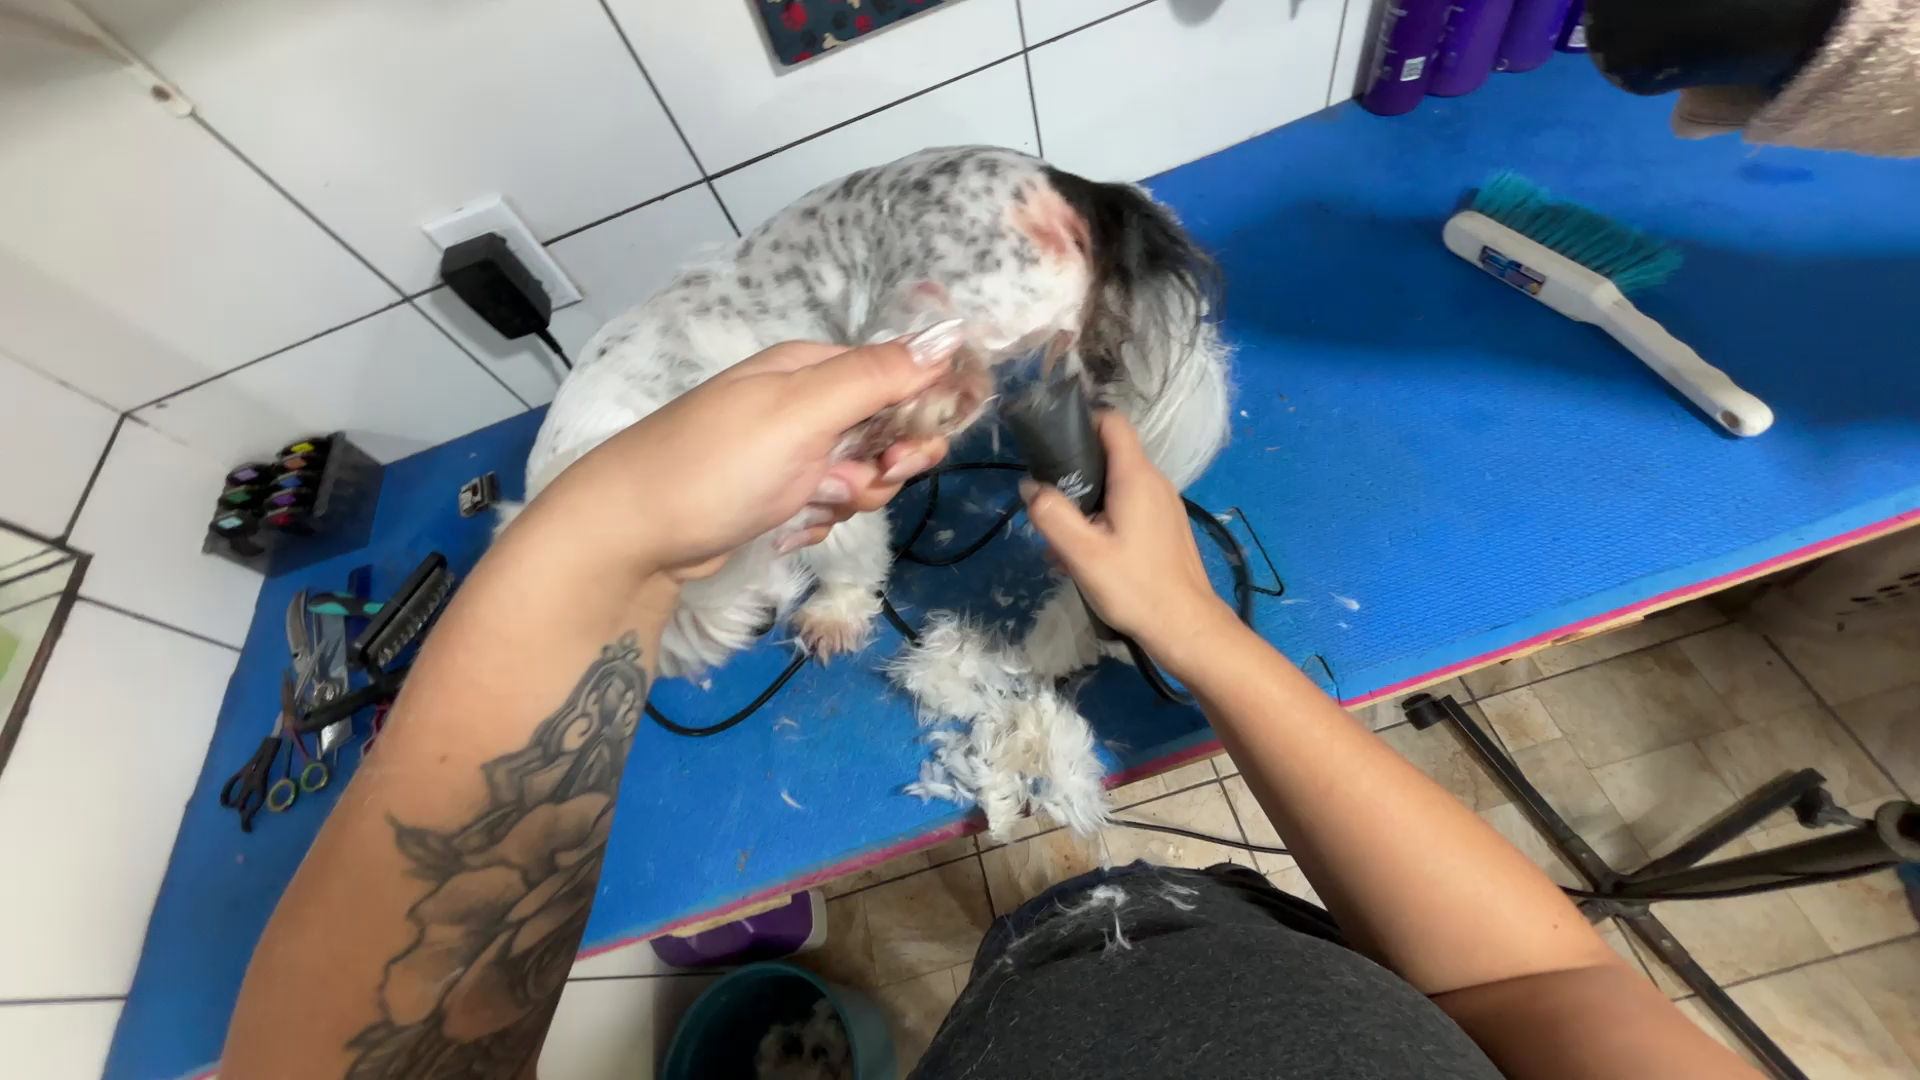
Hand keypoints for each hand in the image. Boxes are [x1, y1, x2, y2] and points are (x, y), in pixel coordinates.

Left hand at [519, 322, 963, 576]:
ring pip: (865, 475)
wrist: (636, 536)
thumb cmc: (718, 465)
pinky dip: (821, 518)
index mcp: (813, 369)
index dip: (923, 408)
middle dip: (885, 463)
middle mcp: (808, 405)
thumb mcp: (800, 412)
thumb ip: (875, 376)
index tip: (921, 444)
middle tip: (860, 480)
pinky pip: (833, 505)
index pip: (899, 374)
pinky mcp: (782, 495)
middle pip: (887, 430)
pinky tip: (790, 524)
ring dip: (851, 496)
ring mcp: (795, 453)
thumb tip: (947, 337)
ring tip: (811, 502)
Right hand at [1020, 413, 1237, 656]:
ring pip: (1116, 485)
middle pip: (1110, 454)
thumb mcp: (1082, 553)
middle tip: (1047, 498)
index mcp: (1136, 477)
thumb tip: (1030, 486)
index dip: (1080, 421)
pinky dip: (1102, 520)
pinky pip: (1127, 509)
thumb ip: (1051, 514)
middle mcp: (1154, 482)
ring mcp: (1163, 505)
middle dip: (1075, 469)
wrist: (1186, 628)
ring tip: (1059, 536)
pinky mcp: (1165, 528)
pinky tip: (1083, 556)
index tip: (1050, 442)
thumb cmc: (1135, 587)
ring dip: (1085, 502)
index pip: (1111, 421)